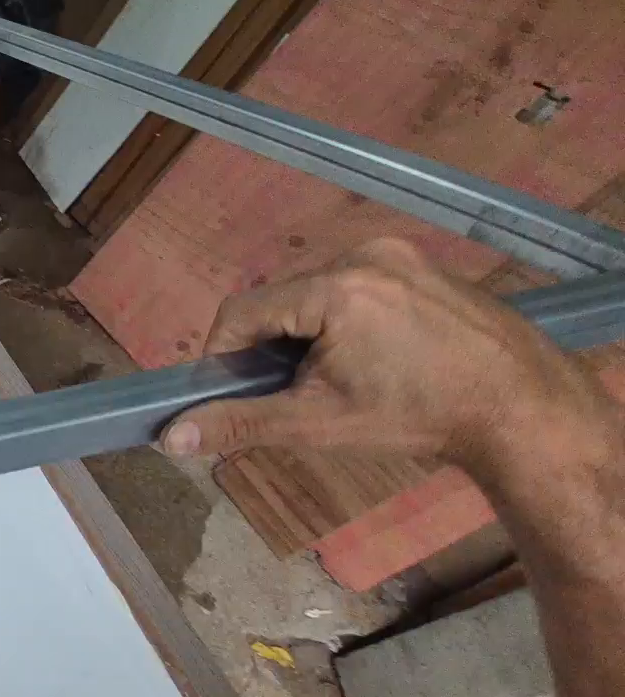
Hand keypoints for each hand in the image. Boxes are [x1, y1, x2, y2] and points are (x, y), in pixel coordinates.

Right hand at [159, 238, 601, 470]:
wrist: (527, 411)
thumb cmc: (415, 415)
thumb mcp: (314, 422)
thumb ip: (236, 422)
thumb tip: (169, 439)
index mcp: (337, 288)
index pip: (239, 313)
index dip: (221, 356)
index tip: (233, 393)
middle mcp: (364, 257)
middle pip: (274, 302)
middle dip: (262, 348)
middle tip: (281, 391)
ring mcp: (397, 258)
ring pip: (307, 297)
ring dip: (295, 337)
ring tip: (320, 378)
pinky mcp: (418, 268)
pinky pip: (345, 290)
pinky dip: (331, 324)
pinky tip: (357, 359)